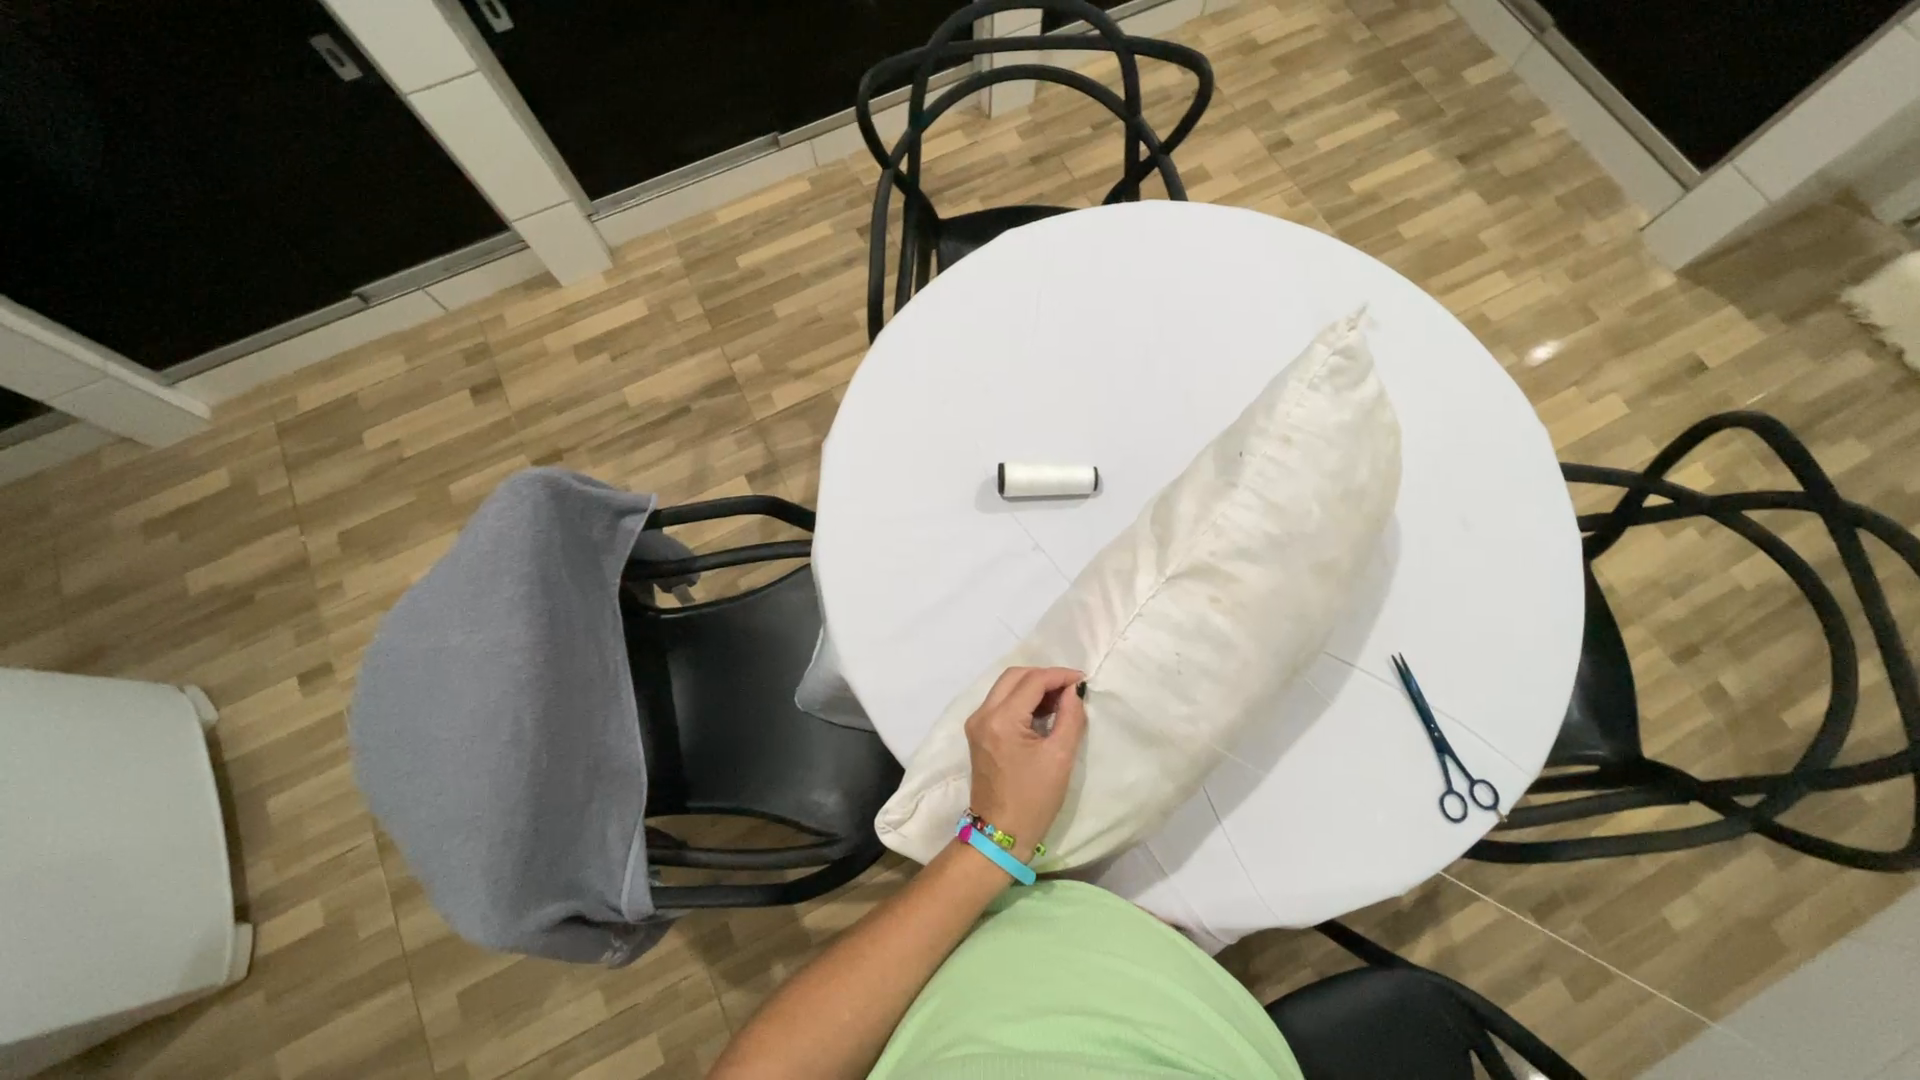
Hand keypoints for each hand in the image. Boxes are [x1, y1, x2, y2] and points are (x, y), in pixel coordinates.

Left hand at [964, 667, 1087, 861]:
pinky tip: (1042, 713)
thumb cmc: (1034, 799)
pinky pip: (1000, 703)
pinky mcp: (977, 733)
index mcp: (1002, 719)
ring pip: (1005, 687)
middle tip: (1071, 689)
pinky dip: (1021, 700)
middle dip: (1044, 677)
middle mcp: (983, 714)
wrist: (1000, 833)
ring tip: (1061, 701)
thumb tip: (1074, 690)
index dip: (1060, 676)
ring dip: (1032, 687)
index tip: (1083, 681)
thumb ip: (1070, 716)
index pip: (1033, 681)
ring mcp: (976, 723)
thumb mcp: (1060, 756)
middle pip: (1015, 676)